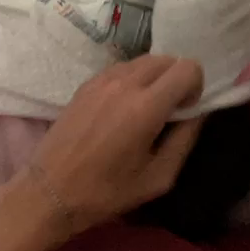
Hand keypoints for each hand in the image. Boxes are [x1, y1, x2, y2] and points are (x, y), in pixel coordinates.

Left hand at [30, 54, 204, 236]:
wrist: (50, 190)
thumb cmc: (107, 191)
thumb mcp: (158, 177)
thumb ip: (185, 139)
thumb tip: (198, 113)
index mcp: (145, 107)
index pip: (187, 68)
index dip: (195, 87)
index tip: (185, 110)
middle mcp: (124, 83)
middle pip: (166, 59)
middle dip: (177, 79)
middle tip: (169, 110)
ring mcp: (101, 80)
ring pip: (143, 60)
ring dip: (154, 78)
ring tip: (145, 109)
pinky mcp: (85, 84)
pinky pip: (120, 68)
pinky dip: (132, 79)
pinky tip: (122, 108)